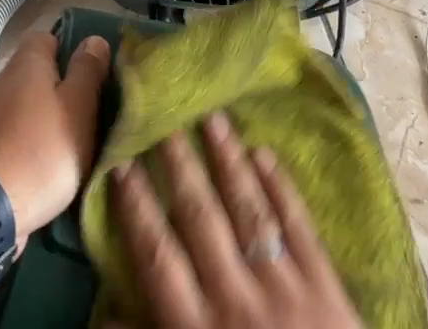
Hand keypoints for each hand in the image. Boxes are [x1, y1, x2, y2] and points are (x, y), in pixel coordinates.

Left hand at [0, 31, 110, 236]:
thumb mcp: (79, 107)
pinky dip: (30, 143)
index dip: (71, 51)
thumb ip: (87, 72)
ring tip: (75, 142)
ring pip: (25, 106)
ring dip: (46, 119)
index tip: (92, 74)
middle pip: (36, 74)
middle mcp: (2, 81)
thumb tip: (94, 39)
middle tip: (90, 112)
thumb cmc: (42, 149)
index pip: (48, 38)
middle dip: (62, 89)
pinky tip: (49, 164)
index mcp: (26, 63)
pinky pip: (14, 134)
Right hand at [109, 111, 362, 328]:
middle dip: (182, 168)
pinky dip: (282, 189)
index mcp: (195, 326)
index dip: (137, 207)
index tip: (122, 163)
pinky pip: (300, 229)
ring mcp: (285, 289)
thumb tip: (100, 314)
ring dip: (228, 163)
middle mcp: (235, 298)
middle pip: (201, 220)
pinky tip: (266, 154)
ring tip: (213, 119)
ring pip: (249, 212)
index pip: (157, 254)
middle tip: (167, 121)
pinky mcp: (328, 288)